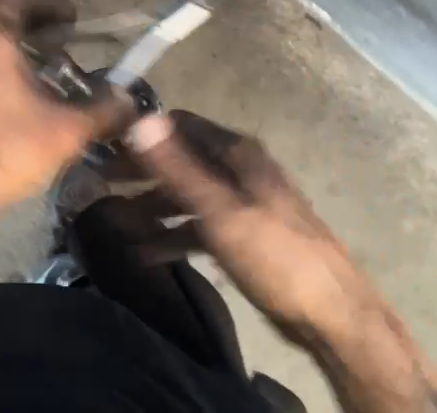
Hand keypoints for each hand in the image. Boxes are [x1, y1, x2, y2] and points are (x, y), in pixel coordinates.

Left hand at [0, 0, 119, 229]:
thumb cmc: (7, 152)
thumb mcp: (66, 131)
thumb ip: (103, 110)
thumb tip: (127, 99)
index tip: (72, 16)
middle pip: (2, 15)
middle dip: (36, 22)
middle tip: (65, 38)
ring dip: (20, 45)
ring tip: (50, 67)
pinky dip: (4, 64)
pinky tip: (24, 94)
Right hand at [125, 111, 368, 333]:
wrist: (336, 318)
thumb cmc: (276, 256)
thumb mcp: (219, 211)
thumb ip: (176, 167)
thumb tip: (138, 119)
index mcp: (237, 153)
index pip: (180, 125)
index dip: (143, 132)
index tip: (105, 145)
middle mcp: (238, 170)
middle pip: (180, 161)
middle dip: (141, 174)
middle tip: (100, 184)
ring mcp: (241, 204)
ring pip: (187, 197)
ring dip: (152, 209)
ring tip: (115, 225)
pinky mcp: (243, 236)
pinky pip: (199, 227)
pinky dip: (173, 235)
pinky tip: (145, 254)